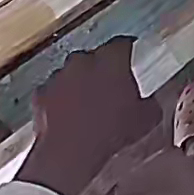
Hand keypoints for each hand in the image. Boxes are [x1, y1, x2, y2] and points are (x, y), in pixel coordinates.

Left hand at [18, 37, 159, 194]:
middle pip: (95, 57)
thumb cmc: (110, 130)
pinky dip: (61, 100)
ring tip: (91, 107)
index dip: (129, 48)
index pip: (122, 43)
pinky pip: (54, 92)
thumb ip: (150, 104)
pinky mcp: (41, 94)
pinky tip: (71, 116)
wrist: (71, 151)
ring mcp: (58, 76)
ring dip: (81, 84)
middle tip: (113, 88)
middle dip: (103, 69)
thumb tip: (151, 104)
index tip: (132, 52)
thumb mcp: (146, 119)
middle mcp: (82, 61)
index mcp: (111, 61)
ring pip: (73, 73)